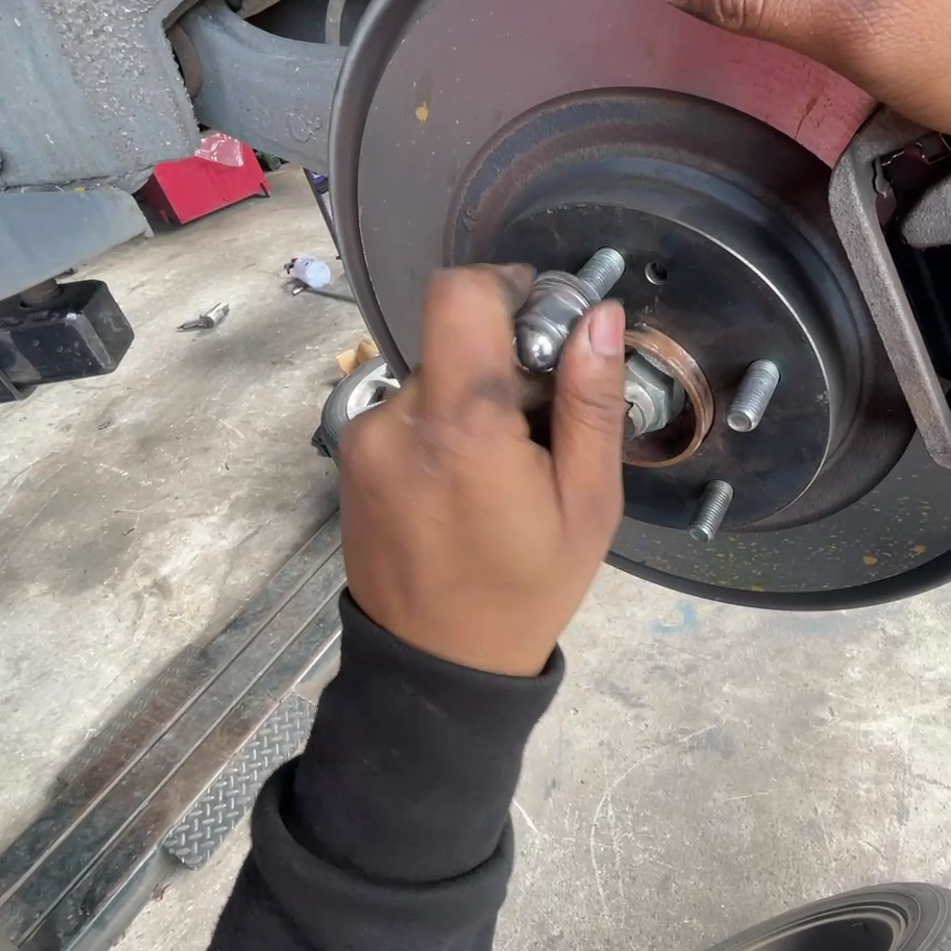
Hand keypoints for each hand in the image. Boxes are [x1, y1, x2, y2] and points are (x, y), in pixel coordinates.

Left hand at [340, 266, 626, 676]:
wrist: (438, 665)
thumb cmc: (527, 588)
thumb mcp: (588, 503)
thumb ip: (592, 403)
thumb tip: (600, 318)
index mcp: (461, 425)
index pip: (460, 294)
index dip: (504, 286)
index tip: (541, 320)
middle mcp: (396, 418)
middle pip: (453, 339)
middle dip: (503, 362)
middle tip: (541, 422)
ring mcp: (364, 439)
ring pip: (432, 377)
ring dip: (474, 399)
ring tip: (503, 466)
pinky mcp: (351, 459)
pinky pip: (407, 411)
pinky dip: (443, 425)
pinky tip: (465, 482)